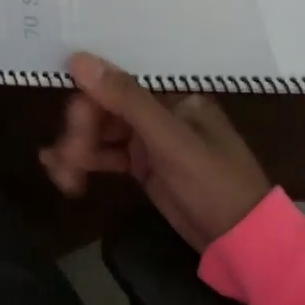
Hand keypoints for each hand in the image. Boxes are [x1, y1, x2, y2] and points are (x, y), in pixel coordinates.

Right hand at [39, 53, 270, 251]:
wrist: (244, 246)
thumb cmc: (215, 185)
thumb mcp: (171, 141)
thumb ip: (126, 99)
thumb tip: (78, 58)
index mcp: (173, 94)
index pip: (119, 80)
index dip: (89, 94)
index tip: (70, 118)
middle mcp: (159, 109)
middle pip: (104, 105)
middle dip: (81, 130)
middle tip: (66, 157)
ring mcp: (150, 138)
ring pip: (100, 130)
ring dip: (77, 147)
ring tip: (60, 173)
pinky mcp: (142, 165)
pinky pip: (105, 154)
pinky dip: (84, 160)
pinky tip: (61, 170)